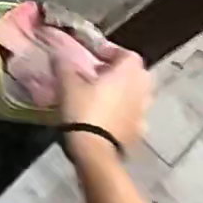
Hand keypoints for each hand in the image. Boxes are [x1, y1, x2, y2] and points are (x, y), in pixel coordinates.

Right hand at [55, 39, 150, 162]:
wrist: (94, 150)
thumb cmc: (83, 110)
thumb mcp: (67, 83)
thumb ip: (64, 65)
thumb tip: (59, 54)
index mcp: (127, 74)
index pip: (128, 55)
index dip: (112, 51)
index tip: (94, 55)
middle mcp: (141, 91)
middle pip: (137, 74)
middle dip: (120, 71)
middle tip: (99, 74)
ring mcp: (143, 113)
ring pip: (138, 94)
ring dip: (124, 91)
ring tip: (103, 95)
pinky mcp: (139, 132)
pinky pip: (134, 114)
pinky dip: (124, 111)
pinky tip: (108, 116)